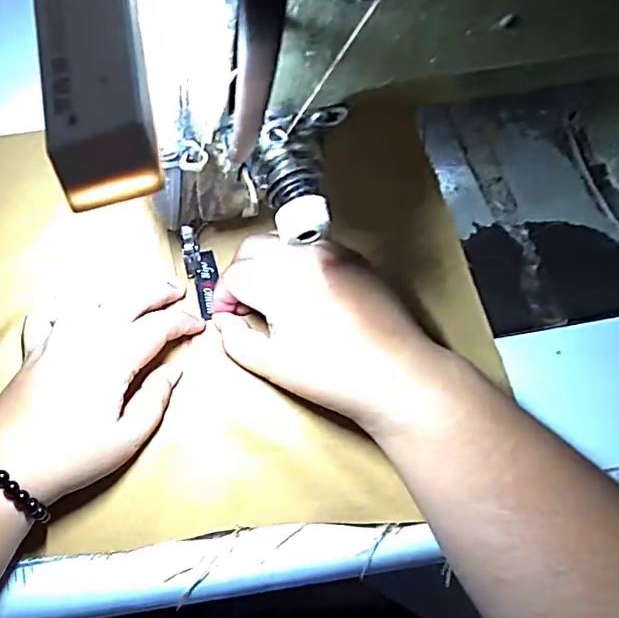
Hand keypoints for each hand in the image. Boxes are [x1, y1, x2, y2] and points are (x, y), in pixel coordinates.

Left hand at [0, 280, 203, 502]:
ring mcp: (54, 339)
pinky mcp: (33, 349)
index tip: (197, 325)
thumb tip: (172, 373)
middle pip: (126, 297)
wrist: (9, 466)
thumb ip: (154, 400)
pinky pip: (49, 311)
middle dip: (155, 290)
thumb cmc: (71, 457)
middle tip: (175, 291)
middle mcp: (84, 337)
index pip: (156, 326)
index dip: (182, 321)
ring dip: (116, 289)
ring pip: (89, 295)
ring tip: (133, 293)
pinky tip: (74, 308)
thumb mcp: (126, 438)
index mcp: (113, 357)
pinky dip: (65, 303)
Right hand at [210, 235, 457, 435]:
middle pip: (253, 247)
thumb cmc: (337, 374)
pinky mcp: (355, 259)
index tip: (226, 316)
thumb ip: (236, 340)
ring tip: (271, 299)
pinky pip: (312, 249)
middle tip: (241, 305)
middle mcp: (306, 255)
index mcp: (281, 278)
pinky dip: (296, 264)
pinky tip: (303, 296)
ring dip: (266, 265)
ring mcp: (334, 252)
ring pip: (282, 242)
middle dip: (240, 274)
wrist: (397, 375)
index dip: (221, 298)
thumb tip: (224, 322)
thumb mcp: (272, 365)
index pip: (234, 274)